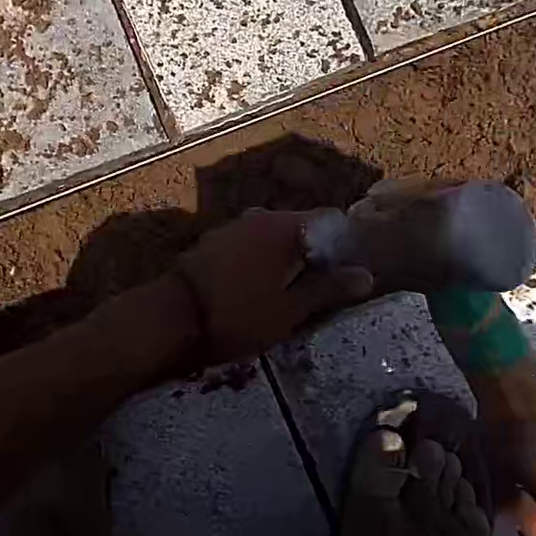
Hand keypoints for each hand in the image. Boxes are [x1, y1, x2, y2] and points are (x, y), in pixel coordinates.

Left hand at [174, 209, 374, 360]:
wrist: (169, 318)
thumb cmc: (236, 315)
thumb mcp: (288, 310)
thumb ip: (327, 289)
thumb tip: (366, 275)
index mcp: (284, 227)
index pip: (329, 219)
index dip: (343, 243)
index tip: (348, 270)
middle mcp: (259, 217)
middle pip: (300, 227)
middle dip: (314, 252)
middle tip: (323, 287)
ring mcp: (232, 227)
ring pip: (272, 236)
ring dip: (285, 257)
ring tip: (291, 291)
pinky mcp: (213, 241)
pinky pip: (249, 244)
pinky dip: (260, 259)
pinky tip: (259, 286)